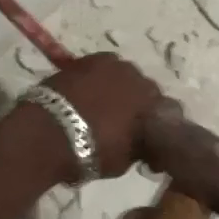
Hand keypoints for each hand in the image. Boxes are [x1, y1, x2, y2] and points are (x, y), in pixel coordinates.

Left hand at [41, 53, 162, 176]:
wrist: (48, 131)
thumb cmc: (92, 151)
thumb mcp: (126, 159)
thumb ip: (141, 144)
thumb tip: (143, 143)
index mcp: (152, 101)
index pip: (170, 111)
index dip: (161, 126)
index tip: (150, 141)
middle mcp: (135, 75)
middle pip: (144, 89)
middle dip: (139, 104)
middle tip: (126, 124)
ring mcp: (108, 63)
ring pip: (121, 75)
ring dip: (117, 88)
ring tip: (104, 106)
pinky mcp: (83, 59)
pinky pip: (98, 69)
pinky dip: (96, 80)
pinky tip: (88, 94)